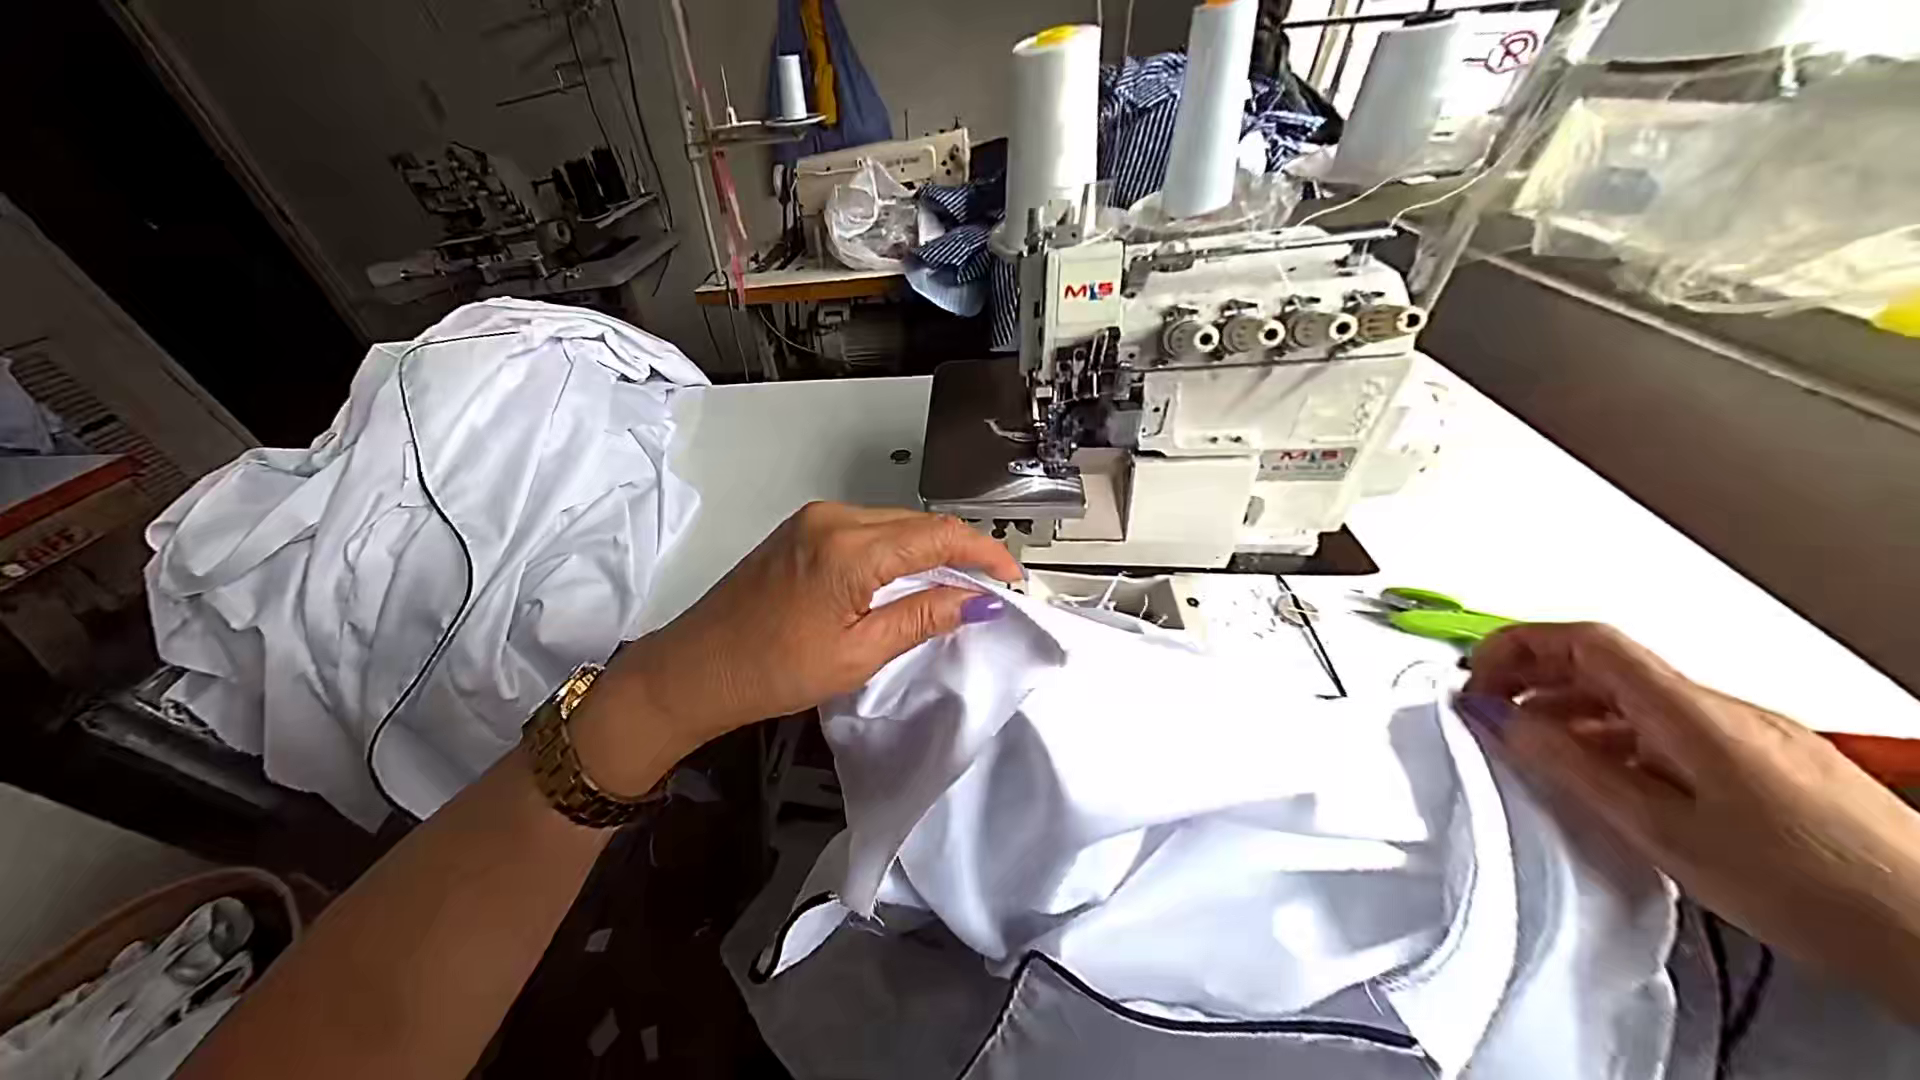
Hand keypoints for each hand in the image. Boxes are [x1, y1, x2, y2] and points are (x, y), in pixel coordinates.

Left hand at [570, 503, 1022, 791]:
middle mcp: (832, 518)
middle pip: (920, 523)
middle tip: (988, 588)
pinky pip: (869, 528)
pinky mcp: (804, 528)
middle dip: (961, 551)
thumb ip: (922, 617)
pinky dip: (898, 549)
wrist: (694, 669)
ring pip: (896, 523)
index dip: (984, 553)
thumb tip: (975, 601)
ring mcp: (814, 519)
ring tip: (954, 587)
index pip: (938, 535)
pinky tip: (908, 577)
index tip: (1010, 577)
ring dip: (930, 550)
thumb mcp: (858, 653)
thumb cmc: (768, 670)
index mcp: (848, 549)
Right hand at [1464, 622, 1919, 1019]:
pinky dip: (1609, 731)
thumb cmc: (1818, 890)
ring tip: (1530, 741)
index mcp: (1690, 713)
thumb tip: (1508, 723)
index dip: (1519, 645)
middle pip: (1605, 662)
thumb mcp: (1659, 827)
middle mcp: (1721, 709)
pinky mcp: (1762, 760)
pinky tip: (1596, 768)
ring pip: (1632, 694)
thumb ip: (1571, 765)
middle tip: (1489, 705)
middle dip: (1532, 674)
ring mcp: (1747, 732)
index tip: (1478, 672)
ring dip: (1567, 706)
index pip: (1587, 641)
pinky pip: (1664, 724)